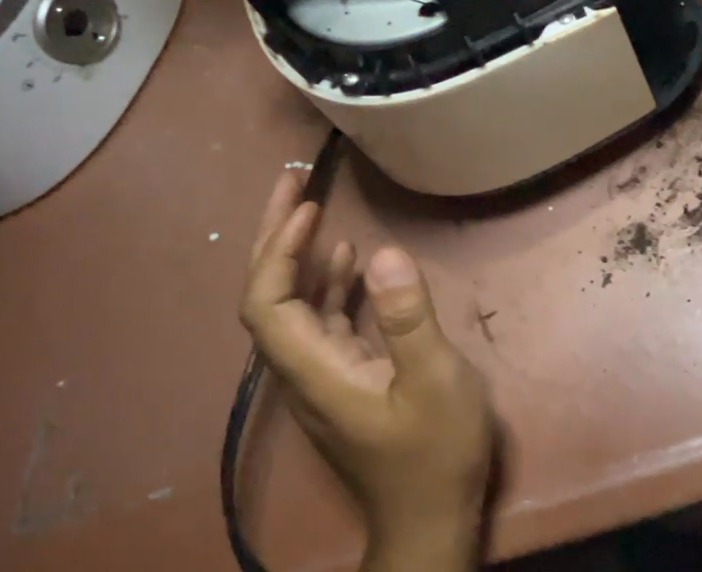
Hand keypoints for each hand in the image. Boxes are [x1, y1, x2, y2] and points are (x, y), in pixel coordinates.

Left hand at [238, 173, 492, 570]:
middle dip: (275, 240)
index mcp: (314, 371)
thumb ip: (408, 318)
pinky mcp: (347, 379)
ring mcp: (324, 376)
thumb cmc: (435, 450)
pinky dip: (331, 284)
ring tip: (318, 210)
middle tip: (292, 185)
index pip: (267, 304)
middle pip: (268, 299)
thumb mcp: (434, 381)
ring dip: (301, 258)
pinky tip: (352, 261)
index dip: (278, 251)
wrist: (429, 515)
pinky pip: (324, 322)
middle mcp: (304, 370)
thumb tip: (383, 251)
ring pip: (295, 308)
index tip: (306, 205)